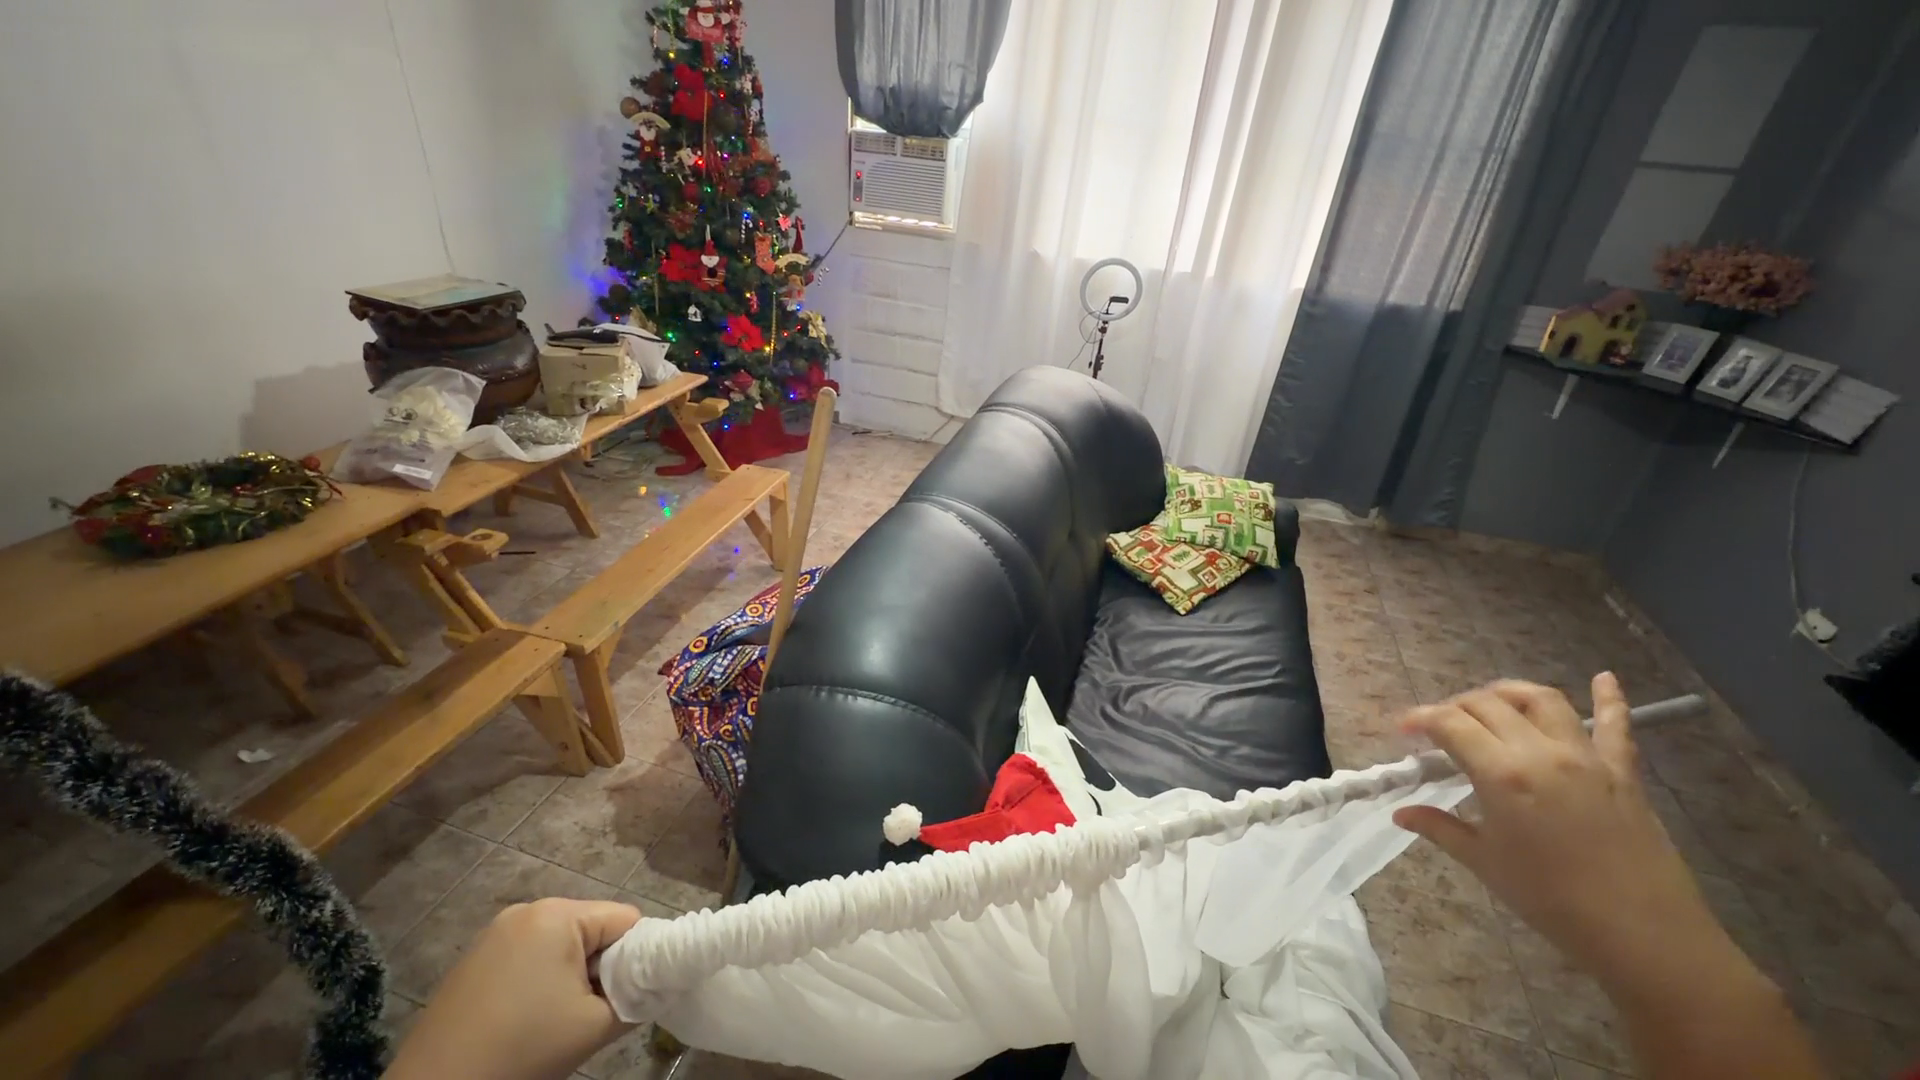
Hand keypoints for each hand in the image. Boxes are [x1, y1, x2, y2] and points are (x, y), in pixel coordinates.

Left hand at [384, 898, 640, 1079]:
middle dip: (602, 968)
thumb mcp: (597, 1026)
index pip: (627, 920)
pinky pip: (529, 957)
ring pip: (562, 945)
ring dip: (573, 976)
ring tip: (557, 1020)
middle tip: (590, 1013)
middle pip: (593, 929)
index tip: (627, 997)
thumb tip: (657, 983)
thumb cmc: (522, 1049)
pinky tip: (526, 1020)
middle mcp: (526, 910)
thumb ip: (640, 996)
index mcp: (557, 913)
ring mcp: (494, 934)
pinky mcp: (473, 960)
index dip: (638, 957)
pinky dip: (540, 982)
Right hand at [1391, 675, 1725, 995]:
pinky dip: (1609, 698)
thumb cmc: (1550, 900)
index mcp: (1502, 774)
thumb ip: (1441, 828)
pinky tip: (1604, 677)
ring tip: (1489, 701)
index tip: (1402, 730)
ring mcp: (1586, 757)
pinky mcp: (1622, 771)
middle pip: (1489, 705)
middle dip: (1455, 707)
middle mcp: (1541, 752)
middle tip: (1439, 727)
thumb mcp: (1485, 863)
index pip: (1450, 724)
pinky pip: (1615, 726)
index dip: (1420, 719)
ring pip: (1541, 700)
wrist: (1641, 932)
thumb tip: (1402, 813)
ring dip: (1509, 693)